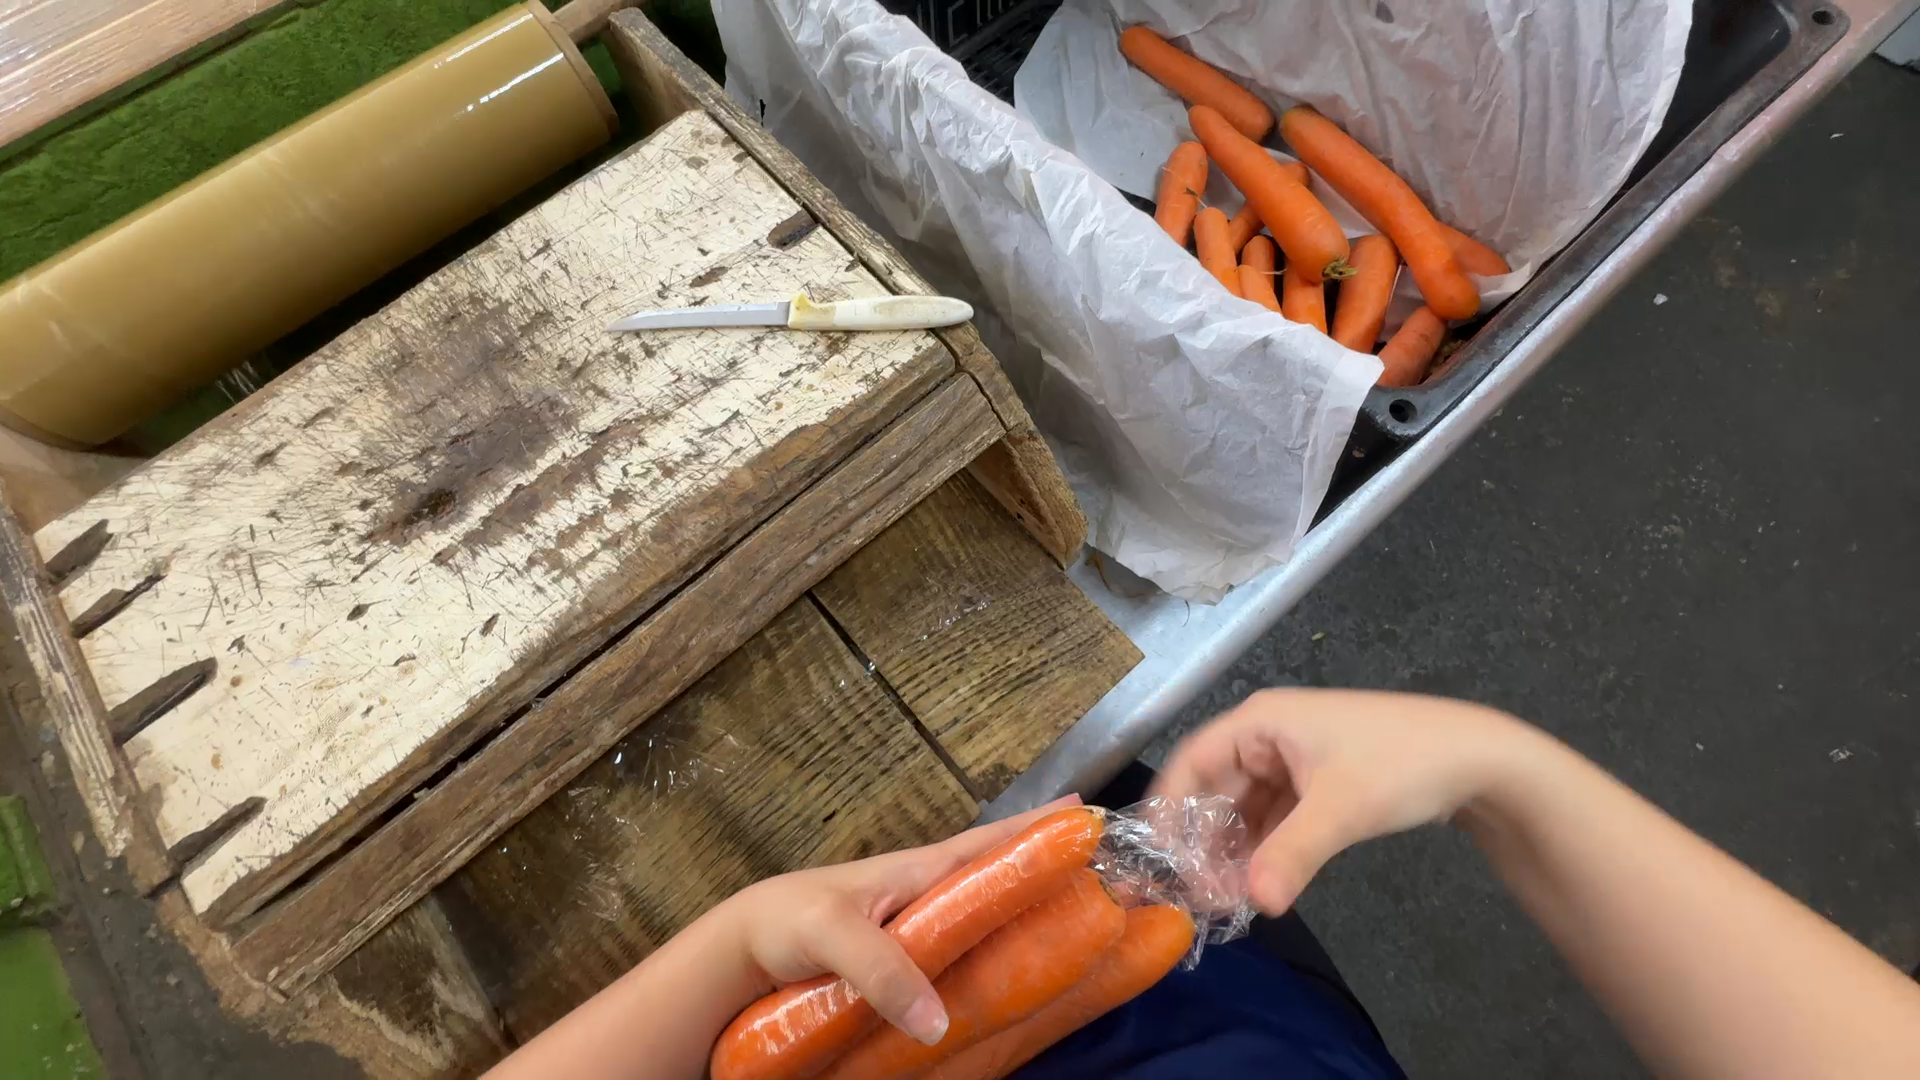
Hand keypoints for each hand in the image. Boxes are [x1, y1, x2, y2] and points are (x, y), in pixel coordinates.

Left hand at [713, 795, 1082, 1045]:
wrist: (748, 952)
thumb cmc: (790, 919)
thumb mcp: (829, 931)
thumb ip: (879, 966)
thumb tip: (939, 1022)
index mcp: (920, 870)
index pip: (988, 842)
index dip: (1036, 828)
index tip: (1085, 812)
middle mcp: (931, 897)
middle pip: (1001, 879)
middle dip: (1050, 873)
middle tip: (1106, 882)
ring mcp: (922, 933)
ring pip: (988, 921)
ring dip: (1029, 919)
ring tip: (1079, 931)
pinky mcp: (908, 969)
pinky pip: (966, 962)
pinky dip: (995, 964)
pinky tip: (1016, 987)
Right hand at [1151, 688, 1550, 913]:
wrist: (1480, 757)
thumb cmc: (1398, 764)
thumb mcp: (1341, 809)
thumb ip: (1292, 854)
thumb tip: (1254, 904)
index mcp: (1258, 722)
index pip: (1193, 759)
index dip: (1170, 804)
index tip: (1157, 854)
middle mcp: (1264, 737)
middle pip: (1216, 787)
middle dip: (1205, 838)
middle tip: (1197, 891)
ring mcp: (1289, 760)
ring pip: (1243, 806)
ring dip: (1234, 848)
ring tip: (1223, 897)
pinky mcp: (1311, 782)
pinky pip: (1272, 815)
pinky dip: (1263, 846)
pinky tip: (1256, 881)